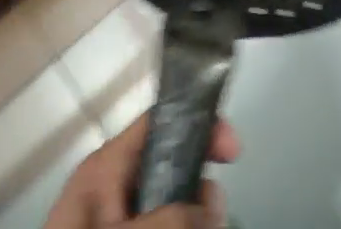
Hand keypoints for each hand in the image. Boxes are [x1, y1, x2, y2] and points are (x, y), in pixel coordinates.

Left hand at [42, 112, 241, 227]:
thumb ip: (173, 219)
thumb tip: (214, 204)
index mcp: (106, 169)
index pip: (158, 122)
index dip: (199, 123)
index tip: (233, 152)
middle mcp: (114, 187)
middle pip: (174, 166)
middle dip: (202, 192)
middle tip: (215, 221)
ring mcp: (121, 220)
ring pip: (175, 206)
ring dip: (195, 222)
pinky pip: (165, 226)